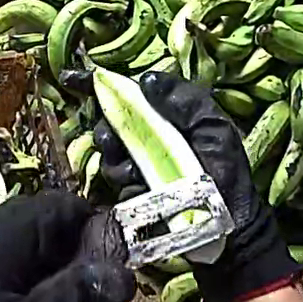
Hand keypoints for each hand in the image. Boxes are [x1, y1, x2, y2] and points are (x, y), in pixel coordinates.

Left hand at [0, 190, 131, 301]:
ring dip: (49, 259)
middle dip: (74, 245)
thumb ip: (76, 291)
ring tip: (63, 296)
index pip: (65, 205)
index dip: (95, 227)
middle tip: (90, 282)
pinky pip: (2, 253)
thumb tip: (124, 274)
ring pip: (24, 237)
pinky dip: (25, 270)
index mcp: (9, 230)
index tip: (111, 260)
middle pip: (45, 219)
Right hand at [95, 72, 301, 301]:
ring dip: (115, 156)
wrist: (230, 224)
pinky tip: (140, 185)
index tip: (72, 78)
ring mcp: (137, 166)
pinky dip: (124, 181)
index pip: (129, 93)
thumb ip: (184, 100)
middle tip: (112, 136)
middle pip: (110, 122)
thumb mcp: (213, 126)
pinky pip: (115, 182)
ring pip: (108, 152)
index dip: (100, 84)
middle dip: (106, 126)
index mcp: (167, 115)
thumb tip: (145, 80)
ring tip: (134, 168)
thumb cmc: (227, 169)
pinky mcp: (132, 194)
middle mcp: (147, 137)